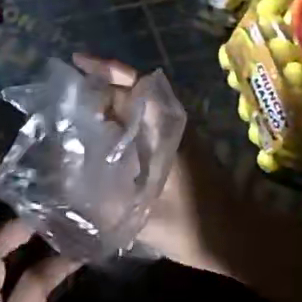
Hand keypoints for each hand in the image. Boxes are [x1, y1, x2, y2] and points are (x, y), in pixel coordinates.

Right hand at [71, 55, 239, 276]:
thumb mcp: (143, 215)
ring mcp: (174, 135)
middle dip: (98, 86)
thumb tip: (64, 181)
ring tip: (74, 110)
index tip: (76, 62)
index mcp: (164, 127)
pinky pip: (141, 124)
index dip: (103, 70)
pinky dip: (118, 122)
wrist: (238, 239)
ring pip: (136, 107)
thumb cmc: (193, 223)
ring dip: (108, 103)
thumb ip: (102, 200)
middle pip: (131, 91)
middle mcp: (170, 123)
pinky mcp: (175, 150)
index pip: (132, 84)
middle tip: (64, 92)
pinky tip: (98, 137)